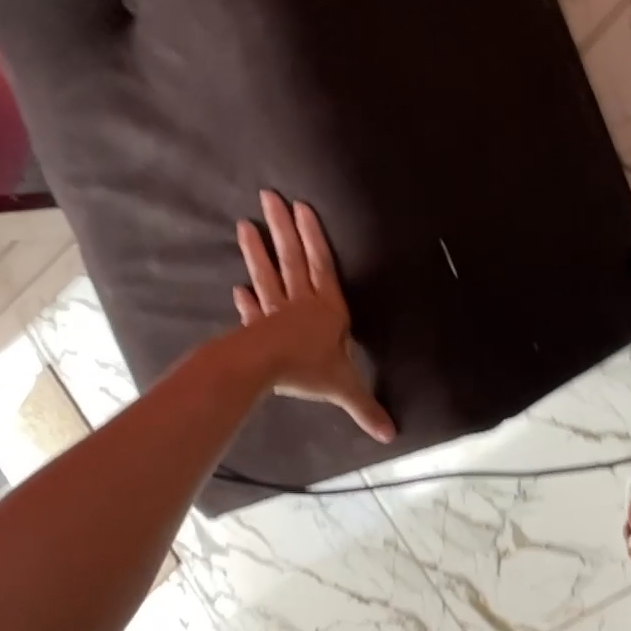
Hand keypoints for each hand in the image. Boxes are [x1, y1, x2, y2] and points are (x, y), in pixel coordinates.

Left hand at [231, 190, 395, 442]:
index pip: (323, 265)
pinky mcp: (257, 329)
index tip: (302, 207)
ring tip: (244, 225)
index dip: (314, 237)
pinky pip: (253, 311)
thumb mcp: (343, 387)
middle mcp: (301, 303)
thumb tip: (391, 435)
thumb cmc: (307, 369)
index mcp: (328, 308)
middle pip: (293, 260)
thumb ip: (366, 407)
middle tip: (270, 196)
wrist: (260, 371)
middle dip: (283, 229)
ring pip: (268, 276)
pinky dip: (247, 300)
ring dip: (257, 252)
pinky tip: (238, 289)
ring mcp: (275, 313)